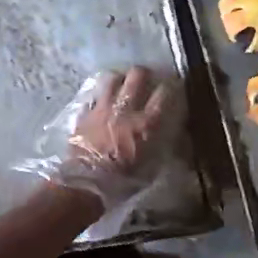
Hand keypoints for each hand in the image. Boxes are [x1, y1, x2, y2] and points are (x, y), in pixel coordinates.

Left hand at [53, 67, 177, 209]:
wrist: (86, 182)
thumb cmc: (122, 180)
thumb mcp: (150, 166)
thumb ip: (161, 145)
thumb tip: (172, 134)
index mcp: (146, 124)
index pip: (164, 94)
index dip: (171, 87)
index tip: (172, 88)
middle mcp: (125, 110)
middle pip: (137, 76)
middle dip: (145, 74)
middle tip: (146, 80)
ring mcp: (102, 108)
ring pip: (112, 78)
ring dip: (120, 79)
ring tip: (122, 85)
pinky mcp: (85, 112)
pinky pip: (94, 94)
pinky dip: (101, 94)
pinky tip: (103, 99)